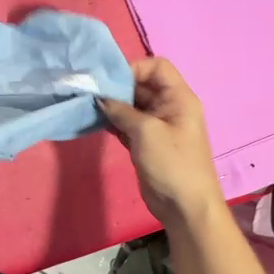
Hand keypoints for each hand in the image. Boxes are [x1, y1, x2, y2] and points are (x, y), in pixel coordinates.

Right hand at [98, 58, 224, 227]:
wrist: (184, 207)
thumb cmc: (172, 163)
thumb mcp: (146, 131)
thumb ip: (121, 110)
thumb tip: (99, 97)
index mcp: (178, 98)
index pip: (156, 67)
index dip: (134, 68)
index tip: (110, 81)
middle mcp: (168, 107)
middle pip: (140, 84)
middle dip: (117, 86)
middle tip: (91, 92)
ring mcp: (156, 125)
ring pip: (130, 104)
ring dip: (111, 104)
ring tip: (89, 106)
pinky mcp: (145, 142)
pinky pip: (126, 122)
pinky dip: (112, 120)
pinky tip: (95, 121)